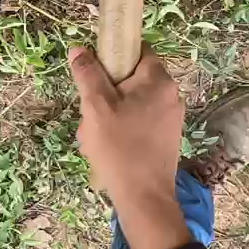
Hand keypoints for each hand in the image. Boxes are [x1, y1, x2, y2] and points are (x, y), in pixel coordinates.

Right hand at [70, 44, 193, 248]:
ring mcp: (170, 118)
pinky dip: (120, 128)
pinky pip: (138, 121)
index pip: (136, 50)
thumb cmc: (120, 148)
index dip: (112, 56)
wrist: (144, 199)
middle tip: (89, 112)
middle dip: (105, 92)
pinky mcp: (166, 137)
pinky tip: (105, 147)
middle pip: (131, 78)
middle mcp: (171, 95)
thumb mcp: (96, 107)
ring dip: (108, 113)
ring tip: (93, 135)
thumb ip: (87, 74)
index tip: (93, 73)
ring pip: (130, 102)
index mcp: (159, 81)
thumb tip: (78, 49)